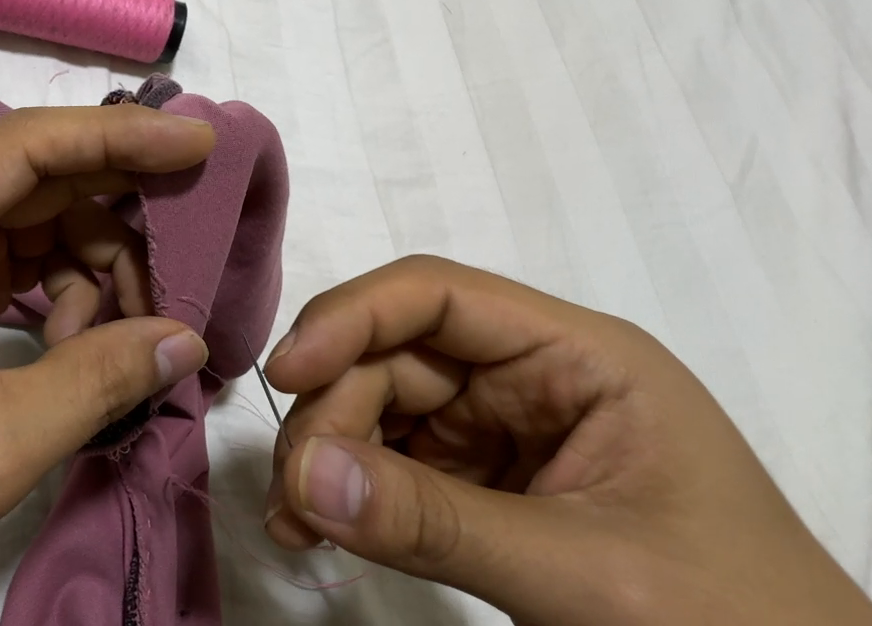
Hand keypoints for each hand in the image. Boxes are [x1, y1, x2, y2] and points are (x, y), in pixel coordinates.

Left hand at [0, 106, 217, 625]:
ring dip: (100, 265)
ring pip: (39, 225)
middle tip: (197, 227)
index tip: (197, 145)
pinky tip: (87, 345)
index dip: (116, 136)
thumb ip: (100, 377)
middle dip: (120, 202)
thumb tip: (188, 337)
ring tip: (136, 330)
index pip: (23, 147)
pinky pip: (24, 267)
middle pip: (36, 179)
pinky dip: (70, 295)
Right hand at [262, 256, 871, 625]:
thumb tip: (302, 475)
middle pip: (393, 358)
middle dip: (334, 414)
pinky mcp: (482, 485)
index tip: (285, 375)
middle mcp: (529, 377)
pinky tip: (315, 529)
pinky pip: (392, 466)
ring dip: (327, 457)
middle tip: (294, 492)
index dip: (351, 318)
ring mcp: (502, 431)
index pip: (436, 296)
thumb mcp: (586, 575)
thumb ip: (436, 522)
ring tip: (295, 523)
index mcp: (577, 357)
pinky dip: (347, 492)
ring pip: (380, 409)